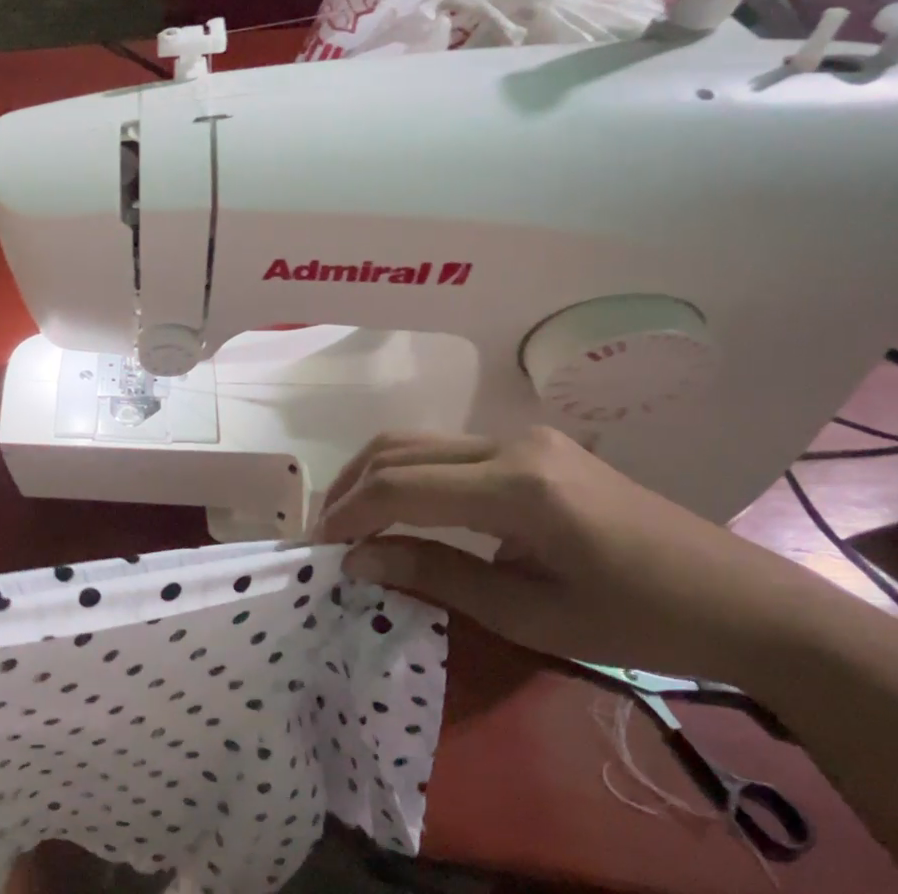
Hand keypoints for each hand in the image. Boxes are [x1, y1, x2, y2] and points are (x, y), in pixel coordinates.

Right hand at [315, 427, 822, 679]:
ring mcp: (526, 439)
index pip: (400, 487)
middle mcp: (513, 444)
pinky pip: (447, 450)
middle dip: (349, 490)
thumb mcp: (529, 615)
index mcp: (517, 487)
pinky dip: (407, 474)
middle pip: (397, 450)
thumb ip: (434, 577)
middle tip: (323, 534)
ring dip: (372, 476)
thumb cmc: (640, 623)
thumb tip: (355, 560)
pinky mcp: (536, 448)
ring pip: (416, 442)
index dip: (348, 516)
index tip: (318, 550)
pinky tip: (399, 509)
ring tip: (349, 520)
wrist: (746, 607)